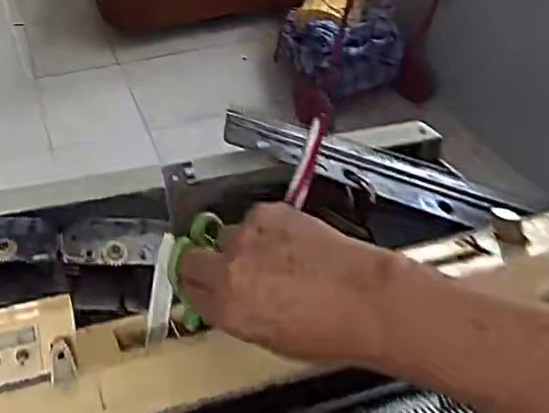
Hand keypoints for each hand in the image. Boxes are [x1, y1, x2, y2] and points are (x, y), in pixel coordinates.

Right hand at [176, 203, 418, 366]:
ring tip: (271, 257)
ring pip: (227, 233)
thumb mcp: (268, 337)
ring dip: (240, 243)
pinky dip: (265, 227)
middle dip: (205, 261)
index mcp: (226, 306)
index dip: (194, 286)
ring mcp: (249, 233)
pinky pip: (254, 217)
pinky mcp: (269, 211)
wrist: (361, 296)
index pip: (187, 286)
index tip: (198, 282)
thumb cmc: (326, 327)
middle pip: (193, 255)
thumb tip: (225, 301)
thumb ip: (236, 313)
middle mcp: (230, 266)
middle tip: (225, 267)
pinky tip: (288, 241)